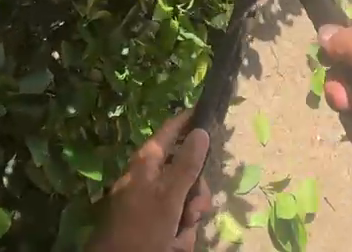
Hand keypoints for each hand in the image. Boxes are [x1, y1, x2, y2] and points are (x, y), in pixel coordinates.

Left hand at [87, 110, 213, 251]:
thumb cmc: (142, 226)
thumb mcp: (169, 195)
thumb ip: (187, 164)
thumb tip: (201, 129)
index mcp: (148, 160)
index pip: (172, 129)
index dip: (190, 121)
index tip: (209, 114)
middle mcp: (149, 175)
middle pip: (185, 173)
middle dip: (195, 197)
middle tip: (194, 212)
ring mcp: (149, 200)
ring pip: (184, 203)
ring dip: (186, 223)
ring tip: (176, 239)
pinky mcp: (150, 223)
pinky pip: (175, 224)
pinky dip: (177, 237)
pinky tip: (171, 246)